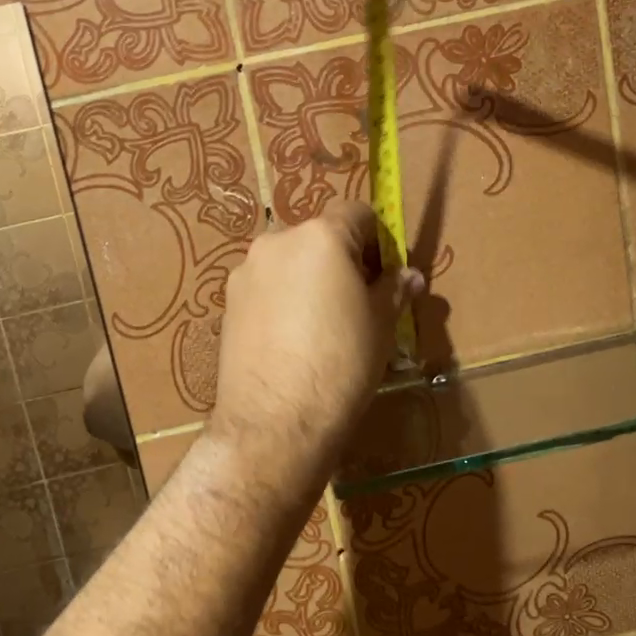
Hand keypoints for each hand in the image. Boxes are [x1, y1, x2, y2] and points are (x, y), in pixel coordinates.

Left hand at [206, 200, 424, 476]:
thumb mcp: (381, 326)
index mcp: (320, 237)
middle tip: (357, 303)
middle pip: (318, 236)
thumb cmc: (340, 366)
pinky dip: (281, 301)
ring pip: (288, 262)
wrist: (274, 422)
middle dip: (340, 260)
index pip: (356, 212)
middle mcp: (277, 242)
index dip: (376, 238)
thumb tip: (409, 276)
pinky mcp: (227, 302)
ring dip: (307, 279)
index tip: (385, 272)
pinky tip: (291, 340)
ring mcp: (246, 271)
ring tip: (320, 327)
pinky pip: (265, 288)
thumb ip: (393, 290)